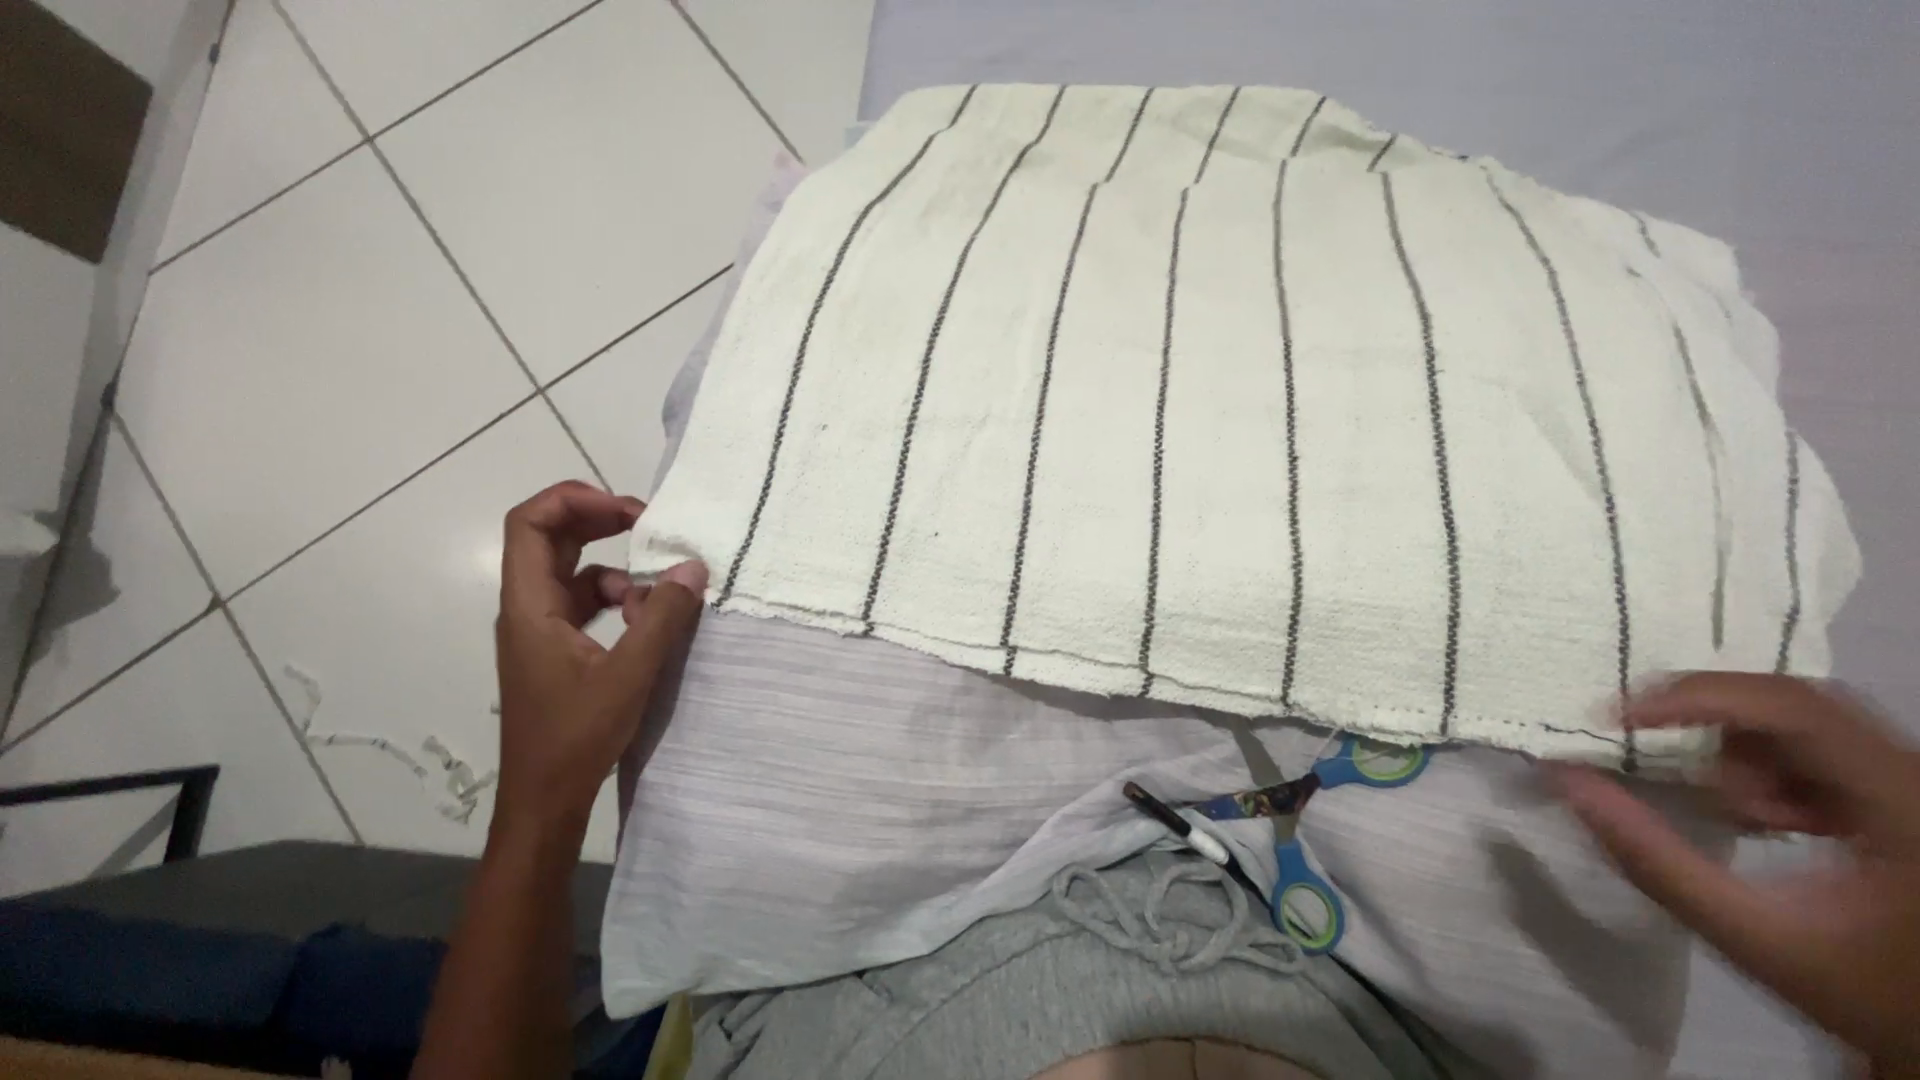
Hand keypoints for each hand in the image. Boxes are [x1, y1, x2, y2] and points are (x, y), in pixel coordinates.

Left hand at [494, 481, 705, 841]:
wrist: (544, 799)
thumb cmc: (577, 736)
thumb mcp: (629, 673)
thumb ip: (663, 617)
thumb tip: (693, 567)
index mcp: (529, 605)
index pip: (530, 523)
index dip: (575, 500)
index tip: (628, 511)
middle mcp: (527, 608)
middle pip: (551, 538)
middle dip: (600, 523)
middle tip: (650, 526)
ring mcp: (539, 629)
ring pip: (571, 572)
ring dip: (615, 569)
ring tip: (655, 592)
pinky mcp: (555, 650)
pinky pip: (582, 602)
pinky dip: (615, 600)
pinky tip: (642, 622)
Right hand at [1550, 673, 1919, 1066]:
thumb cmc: (1857, 989)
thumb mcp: (1751, 935)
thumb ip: (1652, 859)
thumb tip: (1562, 778)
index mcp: (1901, 804)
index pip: (1789, 707)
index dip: (1694, 697)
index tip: (1614, 718)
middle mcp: (1916, 777)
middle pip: (1795, 704)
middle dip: (1711, 723)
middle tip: (1650, 750)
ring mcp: (1912, 785)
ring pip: (1806, 724)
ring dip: (1739, 752)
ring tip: (1720, 808)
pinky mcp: (1903, 797)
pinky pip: (1823, 751)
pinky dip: (1768, 770)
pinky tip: (1756, 818)